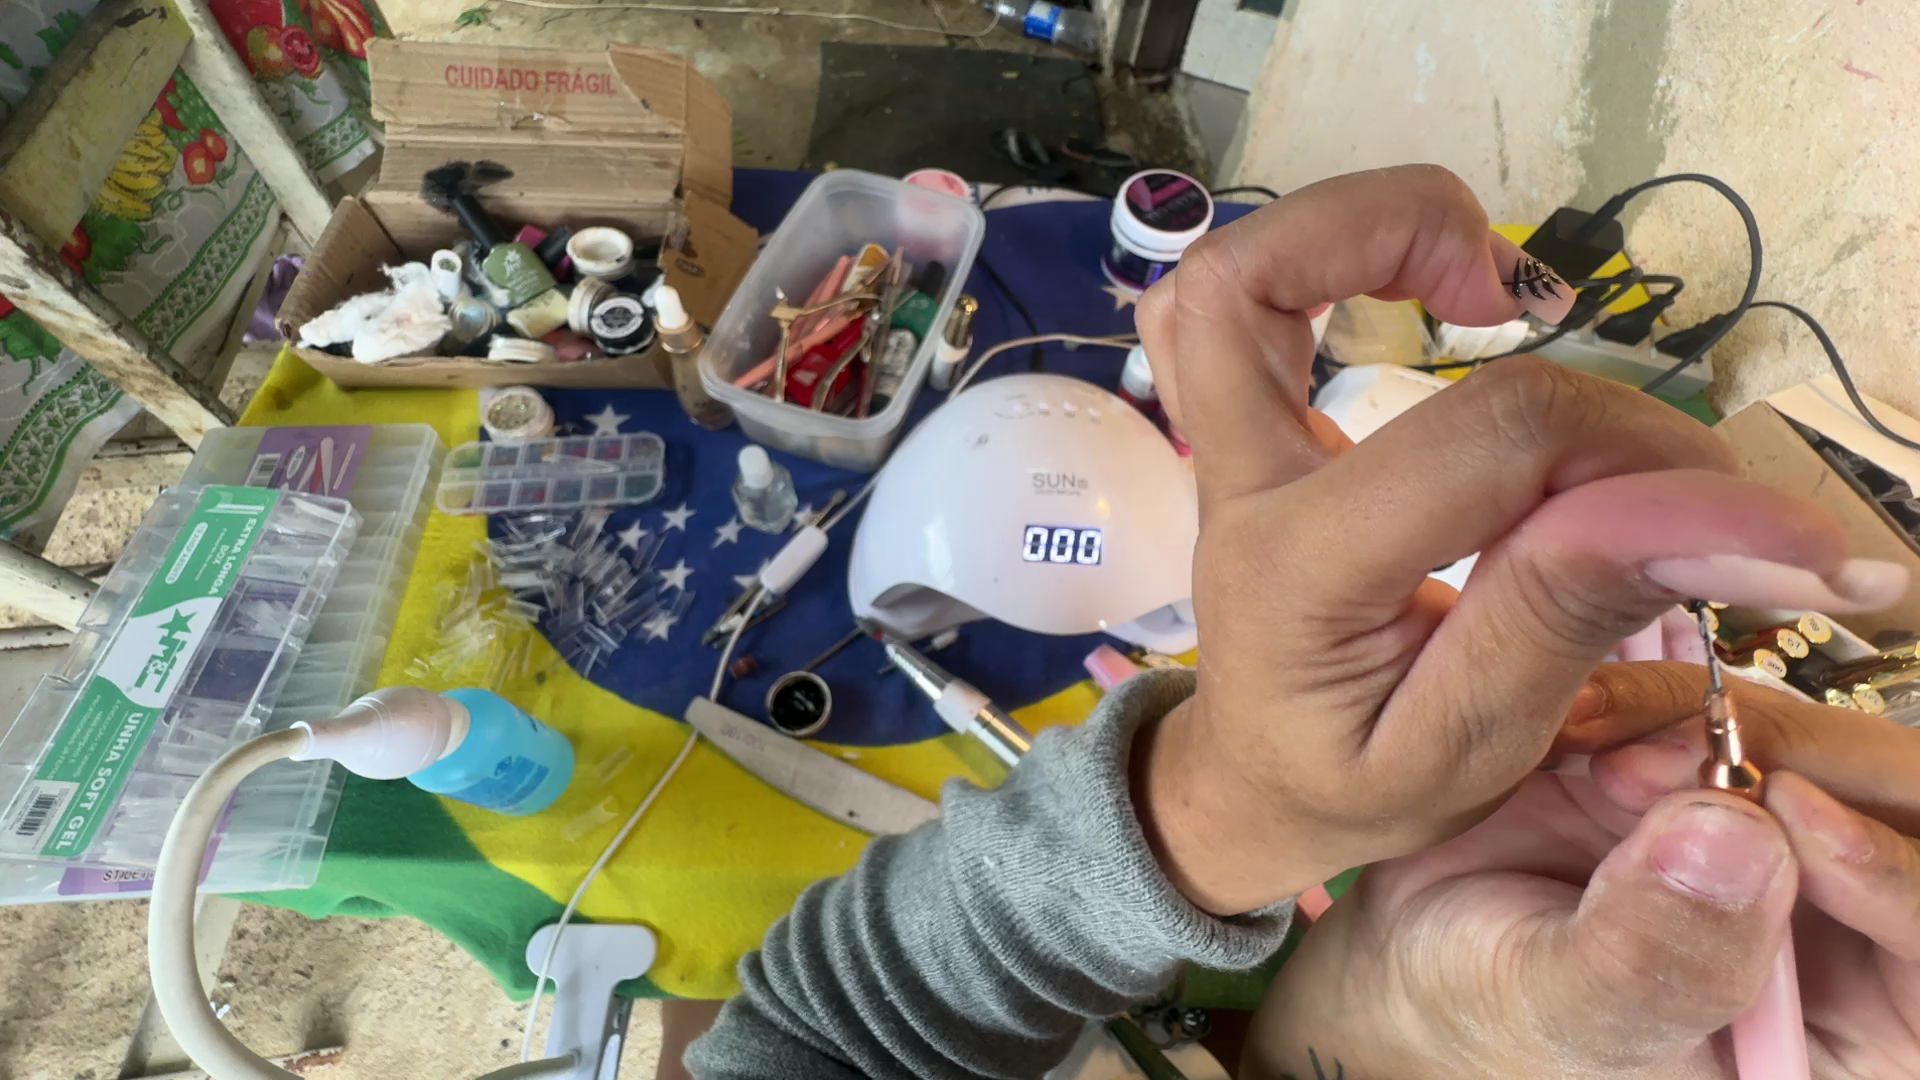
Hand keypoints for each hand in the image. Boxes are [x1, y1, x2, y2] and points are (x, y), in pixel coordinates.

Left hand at [1127, 165, 1907, 913]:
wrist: (1250, 777)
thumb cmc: (1343, 782)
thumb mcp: (1463, 745)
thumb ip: (1567, 616)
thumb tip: (1741, 515)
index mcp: (1295, 570)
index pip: (1476, 443)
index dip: (1638, 453)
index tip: (1749, 518)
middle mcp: (1240, 490)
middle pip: (1236, 288)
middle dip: (1380, 228)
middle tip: (1508, 291)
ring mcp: (1228, 461)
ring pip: (1216, 288)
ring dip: (1340, 235)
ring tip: (1476, 287)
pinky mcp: (1246, 450)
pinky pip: (1239, 326)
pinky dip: (1320, 274)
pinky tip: (1430, 307)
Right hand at [1241, 672, 1919, 1078]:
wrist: (1404, 934)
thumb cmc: (1487, 1008)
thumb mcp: (1567, 1008)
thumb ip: (1657, 954)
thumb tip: (1741, 835)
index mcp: (1851, 1019)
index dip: (1903, 874)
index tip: (1790, 813)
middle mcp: (1815, 909)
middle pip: (1896, 811)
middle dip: (1798, 768)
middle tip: (1666, 762)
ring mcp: (1731, 825)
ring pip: (1787, 736)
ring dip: (1696, 722)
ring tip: (1589, 755)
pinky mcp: (1651, 762)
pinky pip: (1682, 703)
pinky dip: (1630, 694)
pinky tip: (1569, 716)